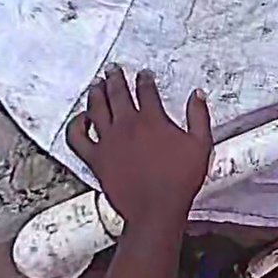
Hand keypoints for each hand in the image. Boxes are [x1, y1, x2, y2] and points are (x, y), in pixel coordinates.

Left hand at [65, 66, 212, 224]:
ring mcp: (108, 141)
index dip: (144, 80)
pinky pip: (78, 137)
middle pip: (117, 94)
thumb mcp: (201, 144)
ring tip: (97, 85)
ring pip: (97, 108)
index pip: (146, 91)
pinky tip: (81, 118)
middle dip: (115, 78)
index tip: (144, 74)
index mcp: (152, 120)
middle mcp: (127, 125)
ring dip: (96, 93)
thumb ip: (199, 116)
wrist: (156, 209)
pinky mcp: (95, 158)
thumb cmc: (181, 178)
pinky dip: (76, 125)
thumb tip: (197, 94)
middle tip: (113, 69)